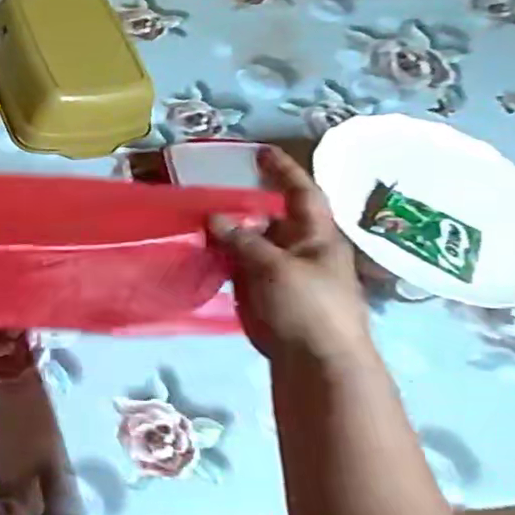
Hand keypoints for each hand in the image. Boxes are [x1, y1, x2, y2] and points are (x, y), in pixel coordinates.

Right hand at [210, 146, 373, 364]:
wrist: (316, 363)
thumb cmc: (307, 307)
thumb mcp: (274, 267)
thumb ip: (242, 241)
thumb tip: (214, 218)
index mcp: (317, 237)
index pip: (301, 193)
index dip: (283, 171)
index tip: (261, 152)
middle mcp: (301, 251)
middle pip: (270, 220)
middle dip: (243, 207)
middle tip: (210, 193)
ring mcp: (282, 275)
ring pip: (251, 246)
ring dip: (228, 235)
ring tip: (197, 222)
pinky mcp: (265, 297)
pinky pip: (241, 271)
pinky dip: (223, 262)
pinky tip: (202, 256)